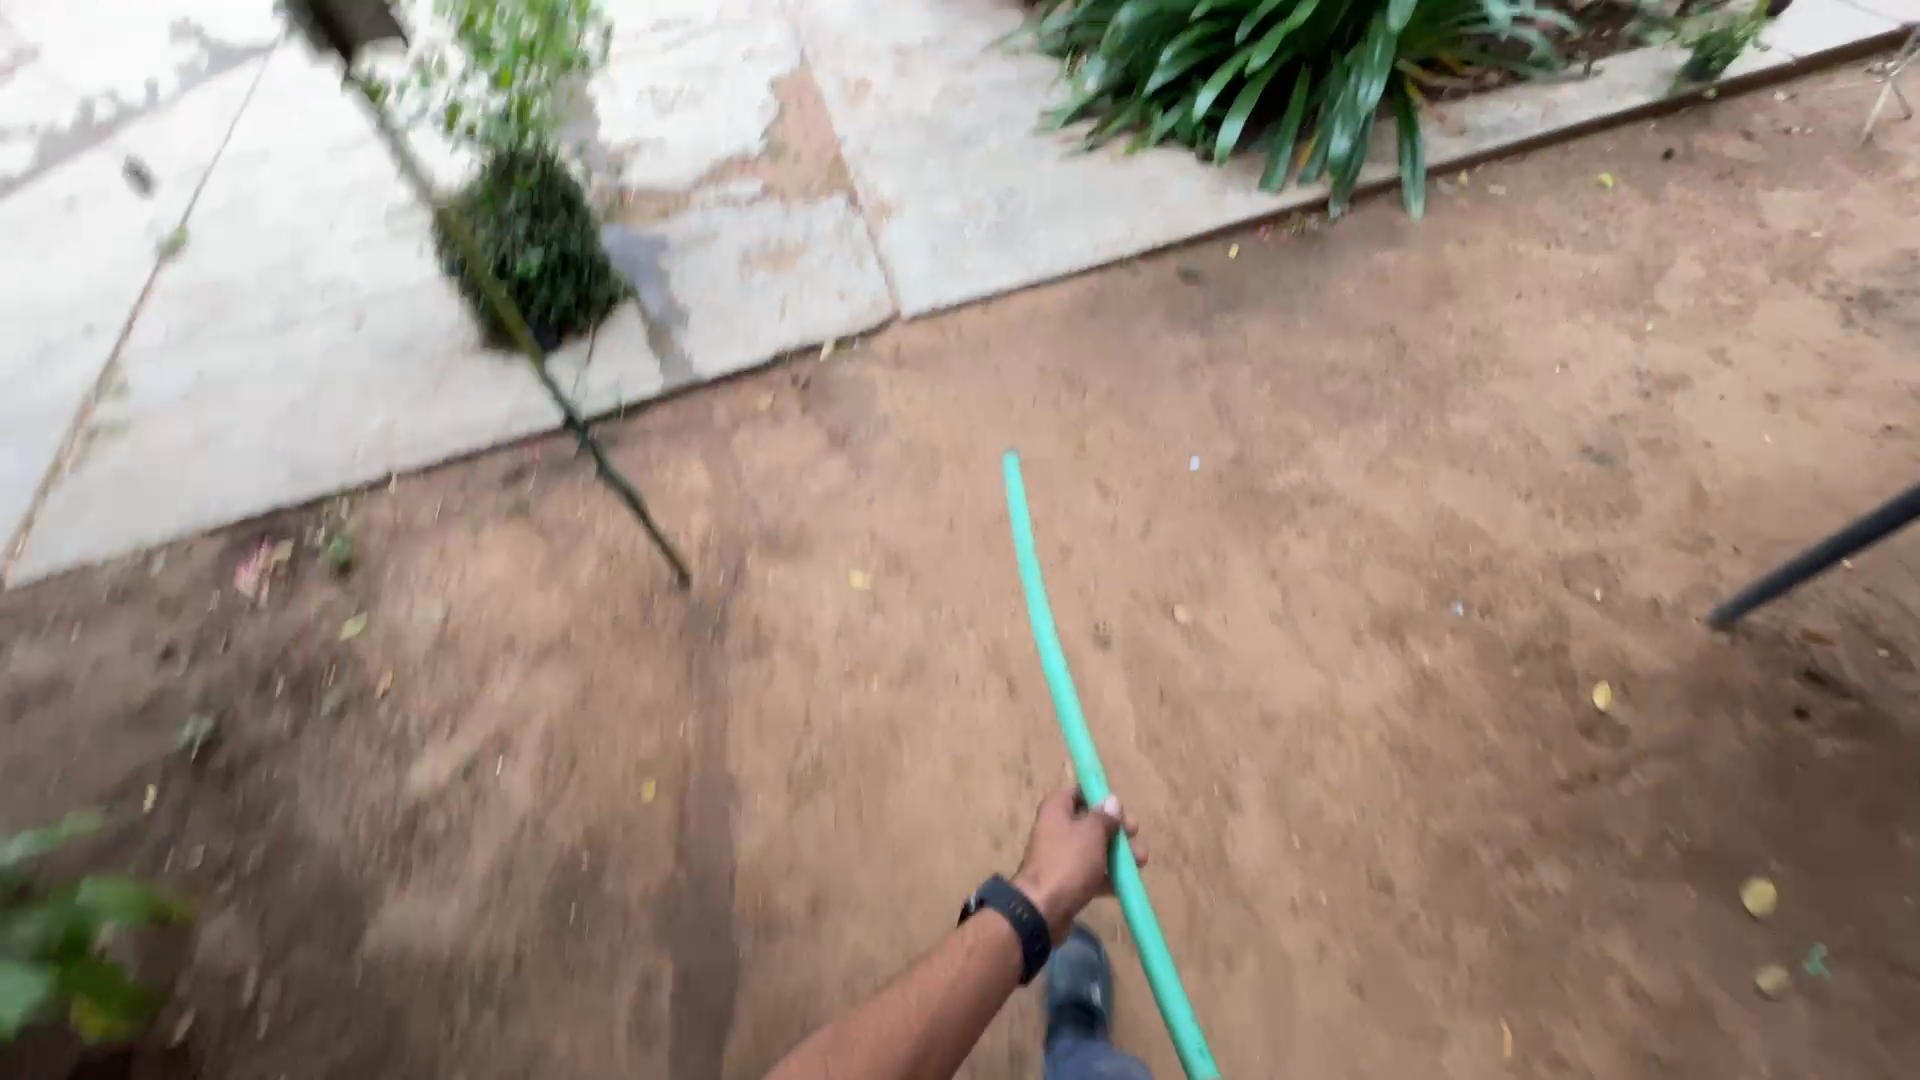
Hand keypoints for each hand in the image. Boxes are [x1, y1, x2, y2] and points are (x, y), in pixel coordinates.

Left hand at [1011, 786, 1145, 943]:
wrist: (1042, 911)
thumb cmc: (1067, 863)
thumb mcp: (1091, 834)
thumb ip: (1103, 817)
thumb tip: (1111, 801)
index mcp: (1057, 809)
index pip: (1078, 791)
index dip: (1099, 796)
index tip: (1120, 807)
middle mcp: (1057, 828)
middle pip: (1091, 821)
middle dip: (1117, 829)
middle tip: (1136, 836)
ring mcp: (1062, 856)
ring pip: (1095, 848)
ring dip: (1118, 854)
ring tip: (1141, 862)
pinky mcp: (1067, 881)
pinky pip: (1092, 872)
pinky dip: (1108, 876)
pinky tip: (1127, 884)